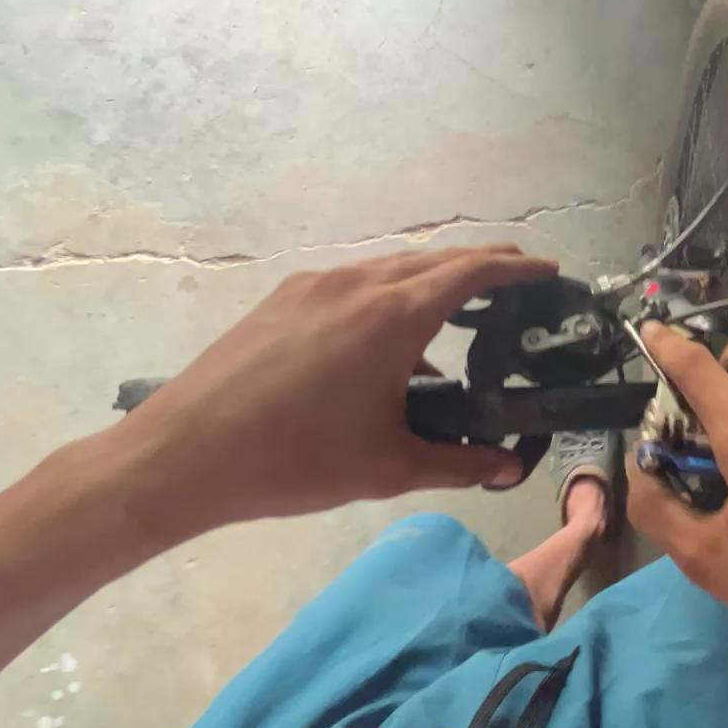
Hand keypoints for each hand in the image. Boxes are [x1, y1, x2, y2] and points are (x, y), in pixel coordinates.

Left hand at [76, 245, 556, 542]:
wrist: (179, 458)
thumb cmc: (295, 461)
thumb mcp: (389, 467)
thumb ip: (461, 463)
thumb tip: (511, 469)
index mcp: (393, 317)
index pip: (471, 272)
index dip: (516, 269)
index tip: (548, 270)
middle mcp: (359, 285)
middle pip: (437, 258)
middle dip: (484, 263)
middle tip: (519, 277)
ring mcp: (317, 285)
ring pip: (394, 266)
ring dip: (436, 277)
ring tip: (461, 304)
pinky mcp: (286, 297)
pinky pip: (359, 281)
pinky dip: (394, 291)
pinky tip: (391, 336)